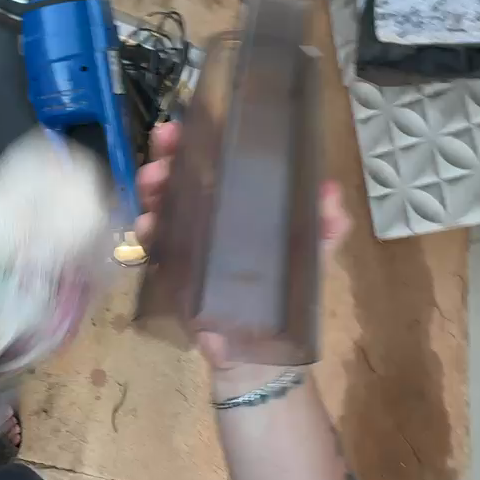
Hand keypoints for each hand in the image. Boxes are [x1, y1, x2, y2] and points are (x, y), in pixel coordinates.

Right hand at [134, 122, 350, 391]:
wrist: (258, 354)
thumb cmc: (281, 296)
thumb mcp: (307, 258)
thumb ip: (323, 230)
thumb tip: (333, 196)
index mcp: (233, 206)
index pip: (210, 166)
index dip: (195, 143)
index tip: (183, 125)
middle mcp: (202, 218)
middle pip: (177, 179)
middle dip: (166, 157)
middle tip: (163, 145)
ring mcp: (182, 245)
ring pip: (159, 206)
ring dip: (153, 190)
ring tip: (153, 181)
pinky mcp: (171, 274)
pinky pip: (154, 249)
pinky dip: (148, 234)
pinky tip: (147, 225)